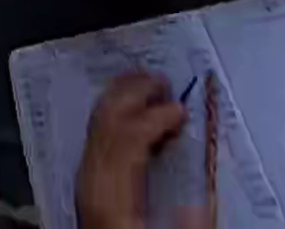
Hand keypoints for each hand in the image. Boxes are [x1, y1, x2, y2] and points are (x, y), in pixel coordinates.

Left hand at [76, 71, 185, 228]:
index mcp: (110, 196)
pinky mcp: (85, 179)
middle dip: (135, 92)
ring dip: (123, 95)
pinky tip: (130, 105)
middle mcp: (91, 178)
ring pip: (98, 119)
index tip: (181, 110)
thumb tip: (199, 201)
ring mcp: (84, 176)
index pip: (129, 136)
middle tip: (165, 82)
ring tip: (150, 83)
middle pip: (109, 118)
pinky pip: (96, 130)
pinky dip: (113, 109)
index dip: (155, 117)